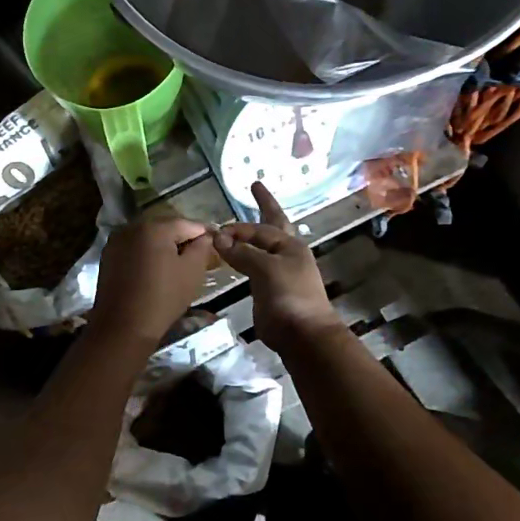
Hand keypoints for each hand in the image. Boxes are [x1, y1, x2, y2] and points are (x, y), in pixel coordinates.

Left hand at [89, 214, 214, 345]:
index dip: (203, 236)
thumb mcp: (193, 271)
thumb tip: (204, 236)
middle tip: (195, 261)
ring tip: (175, 269)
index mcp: (154, 227)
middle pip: (166, 227)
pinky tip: (154, 273)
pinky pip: (134, 249)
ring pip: (149, 238)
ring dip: (164, 248)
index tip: (212, 252)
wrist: (123, 328)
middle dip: (182, 241)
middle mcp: (131, 227)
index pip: (188, 224)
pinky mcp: (108, 257)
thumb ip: (202, 247)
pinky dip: (147, 255)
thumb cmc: (163, 298)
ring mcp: (116, 241)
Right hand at [213, 182, 342, 353]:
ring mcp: (279, 272)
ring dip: (250, 234)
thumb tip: (218, 237)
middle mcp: (285, 254)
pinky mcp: (270, 289)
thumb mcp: (266, 269)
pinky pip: (254, 266)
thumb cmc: (289, 296)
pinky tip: (235, 257)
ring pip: (262, 246)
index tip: (216, 233)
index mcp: (290, 245)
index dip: (238, 228)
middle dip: (264, 205)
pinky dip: (244, 258)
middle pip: (272, 224)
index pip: (259, 228)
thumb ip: (243, 252)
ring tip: (240, 222)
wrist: (302, 334)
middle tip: (255, 185)